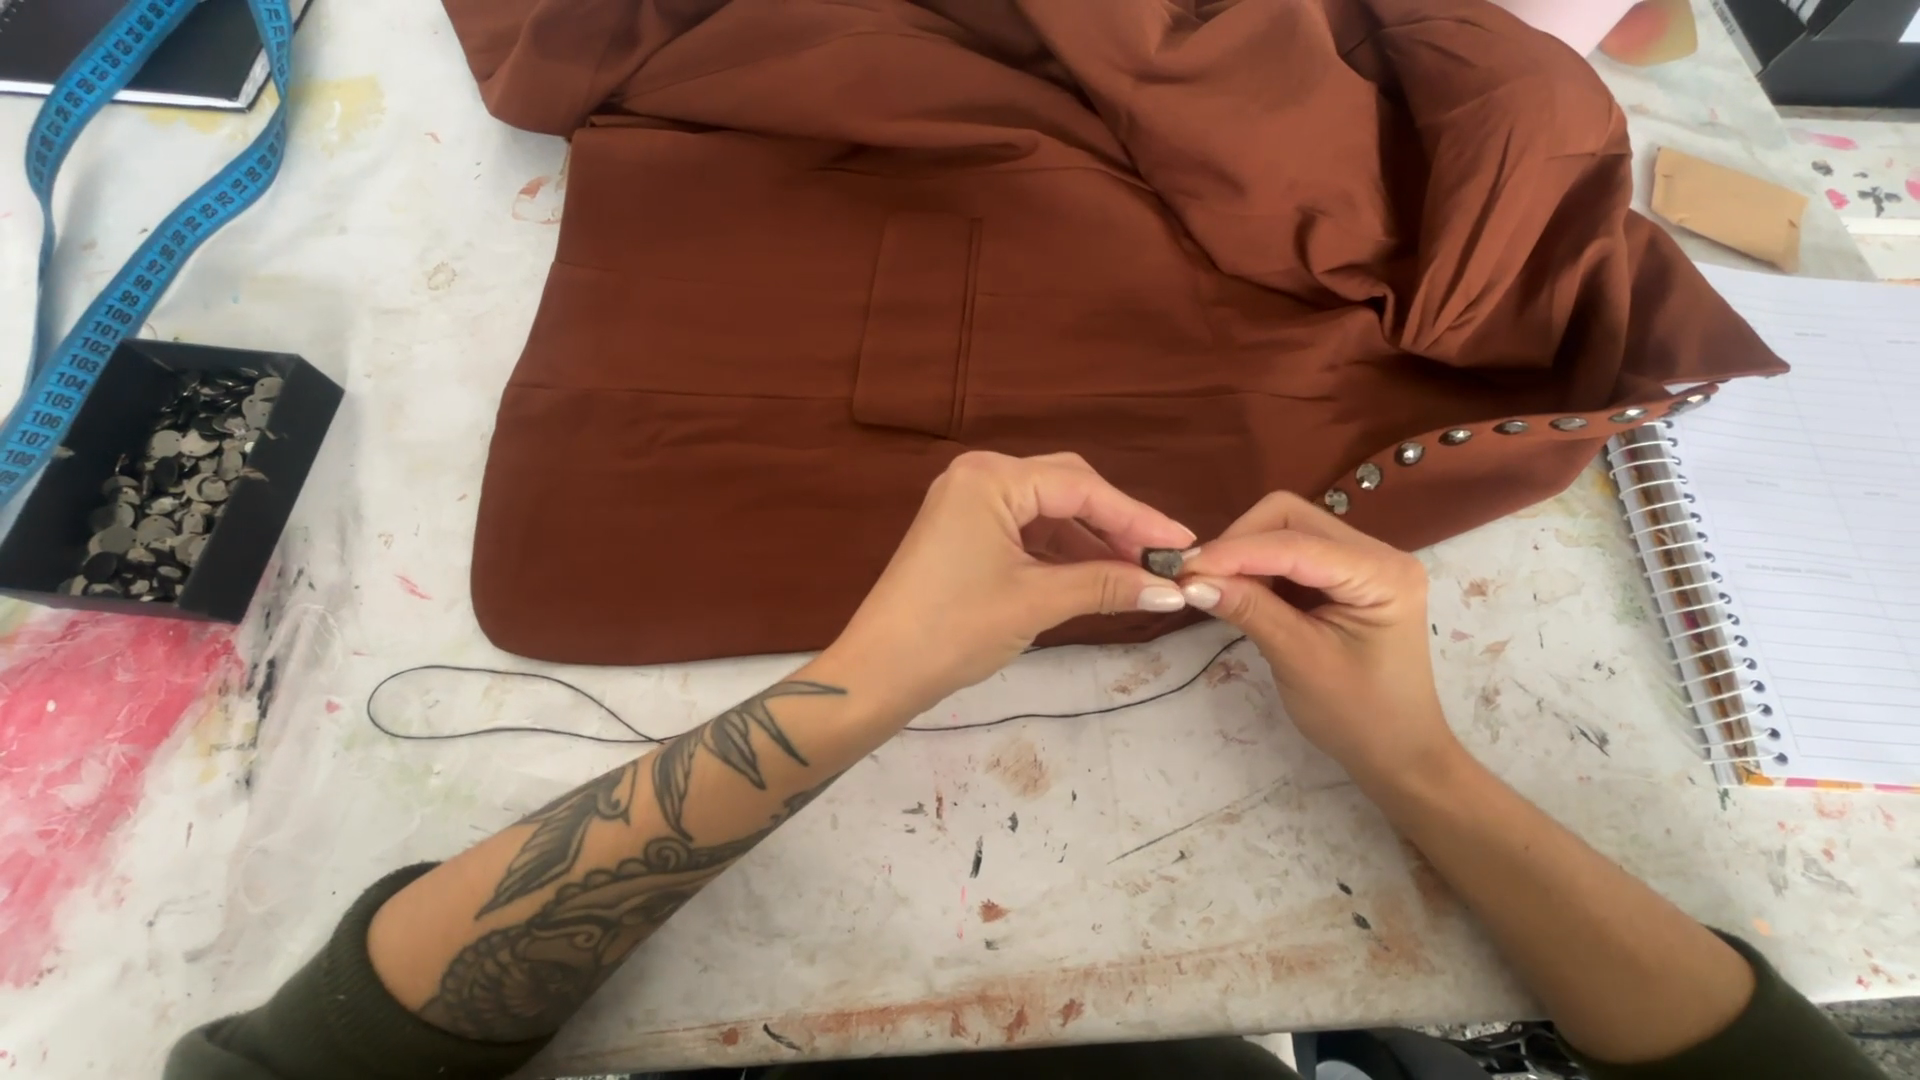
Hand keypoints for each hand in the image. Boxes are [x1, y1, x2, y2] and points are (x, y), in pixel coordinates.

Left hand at [826, 451, 1195, 717]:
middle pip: (1067, 488)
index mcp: (991, 478)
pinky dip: (1061, 551)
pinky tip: (1093, 574)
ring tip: (1135, 573)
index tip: (1183, 545)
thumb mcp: (1036, 602)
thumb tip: (1171, 589)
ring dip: (1091, 540)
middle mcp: (978, 476)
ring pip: (1048, 510)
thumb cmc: (954, 629)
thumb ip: (1106, 585)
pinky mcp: (963, 531)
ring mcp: (967, 502)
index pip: (1082, 487)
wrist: (880, 671)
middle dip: (1116, 524)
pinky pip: (1025, 530)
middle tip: (1160, 560)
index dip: (1138, 517)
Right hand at [1176, 492, 1460, 782]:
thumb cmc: (1358, 715)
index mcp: (1381, 573)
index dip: (1235, 551)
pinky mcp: (1342, 576)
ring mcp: (1360, 562)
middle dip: (1239, 543)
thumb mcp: (1299, 661)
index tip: (1182, 570)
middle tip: (1200, 580)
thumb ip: (1249, 611)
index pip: (1295, 543)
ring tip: (1215, 589)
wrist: (1397, 752)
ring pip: (1285, 529)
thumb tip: (1191, 581)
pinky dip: (1257, 567)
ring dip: (1245, 554)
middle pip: (1289, 517)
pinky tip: (1239, 592)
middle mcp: (1376, 553)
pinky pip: (1289, 553)